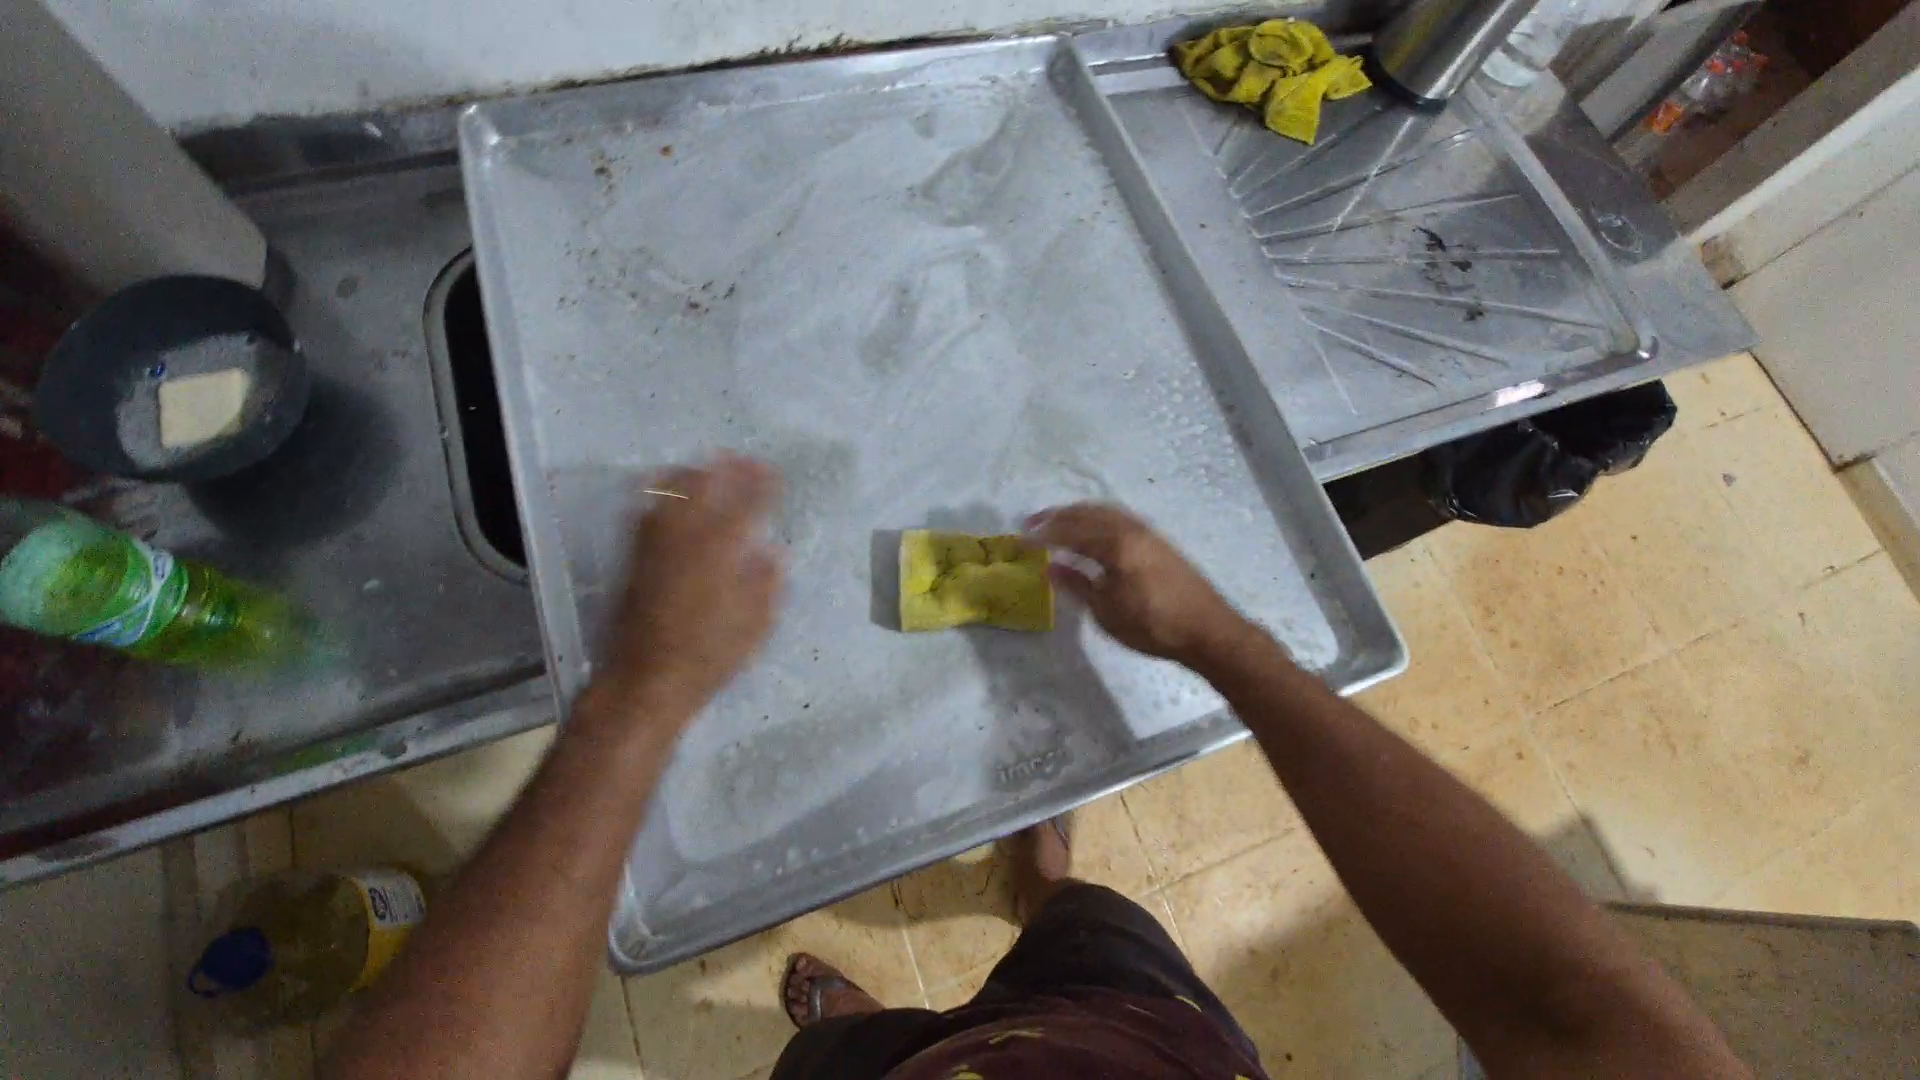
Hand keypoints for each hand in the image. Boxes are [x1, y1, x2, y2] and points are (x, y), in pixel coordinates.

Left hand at [590, 456, 783, 725]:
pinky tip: (672, 493)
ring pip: (672, 489)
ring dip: (695, 472)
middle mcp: (686, 536)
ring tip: (710, 467)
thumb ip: (767, 582)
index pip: (748, 502)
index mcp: (723, 551)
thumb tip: (772, 552)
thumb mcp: (756, 626)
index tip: (775, 474)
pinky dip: (664, 491)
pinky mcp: (634, 554)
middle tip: (745, 461)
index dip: (764, 483)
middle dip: (727, 466)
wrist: (646, 679)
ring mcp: (655, 542)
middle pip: (705, 483)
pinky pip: (647, 508)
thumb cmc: (709, 657)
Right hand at [1027, 503, 1253, 667]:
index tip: (1021, 538)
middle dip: (1058, 517)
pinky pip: (1120, 518)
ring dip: (1079, 513)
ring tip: (1059, 520)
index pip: (1071, 534)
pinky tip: (1093, 530)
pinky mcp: (1159, 541)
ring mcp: (1148, 532)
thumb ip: (1077, 585)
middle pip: (1087, 515)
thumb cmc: (1152, 626)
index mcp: (1116, 546)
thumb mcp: (1106, 612)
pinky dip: (1099, 517)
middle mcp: (1131, 530)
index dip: (1044, 536)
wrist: (1208, 631)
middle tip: (1032, 522)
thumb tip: (1051, 567)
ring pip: (1106, 512)